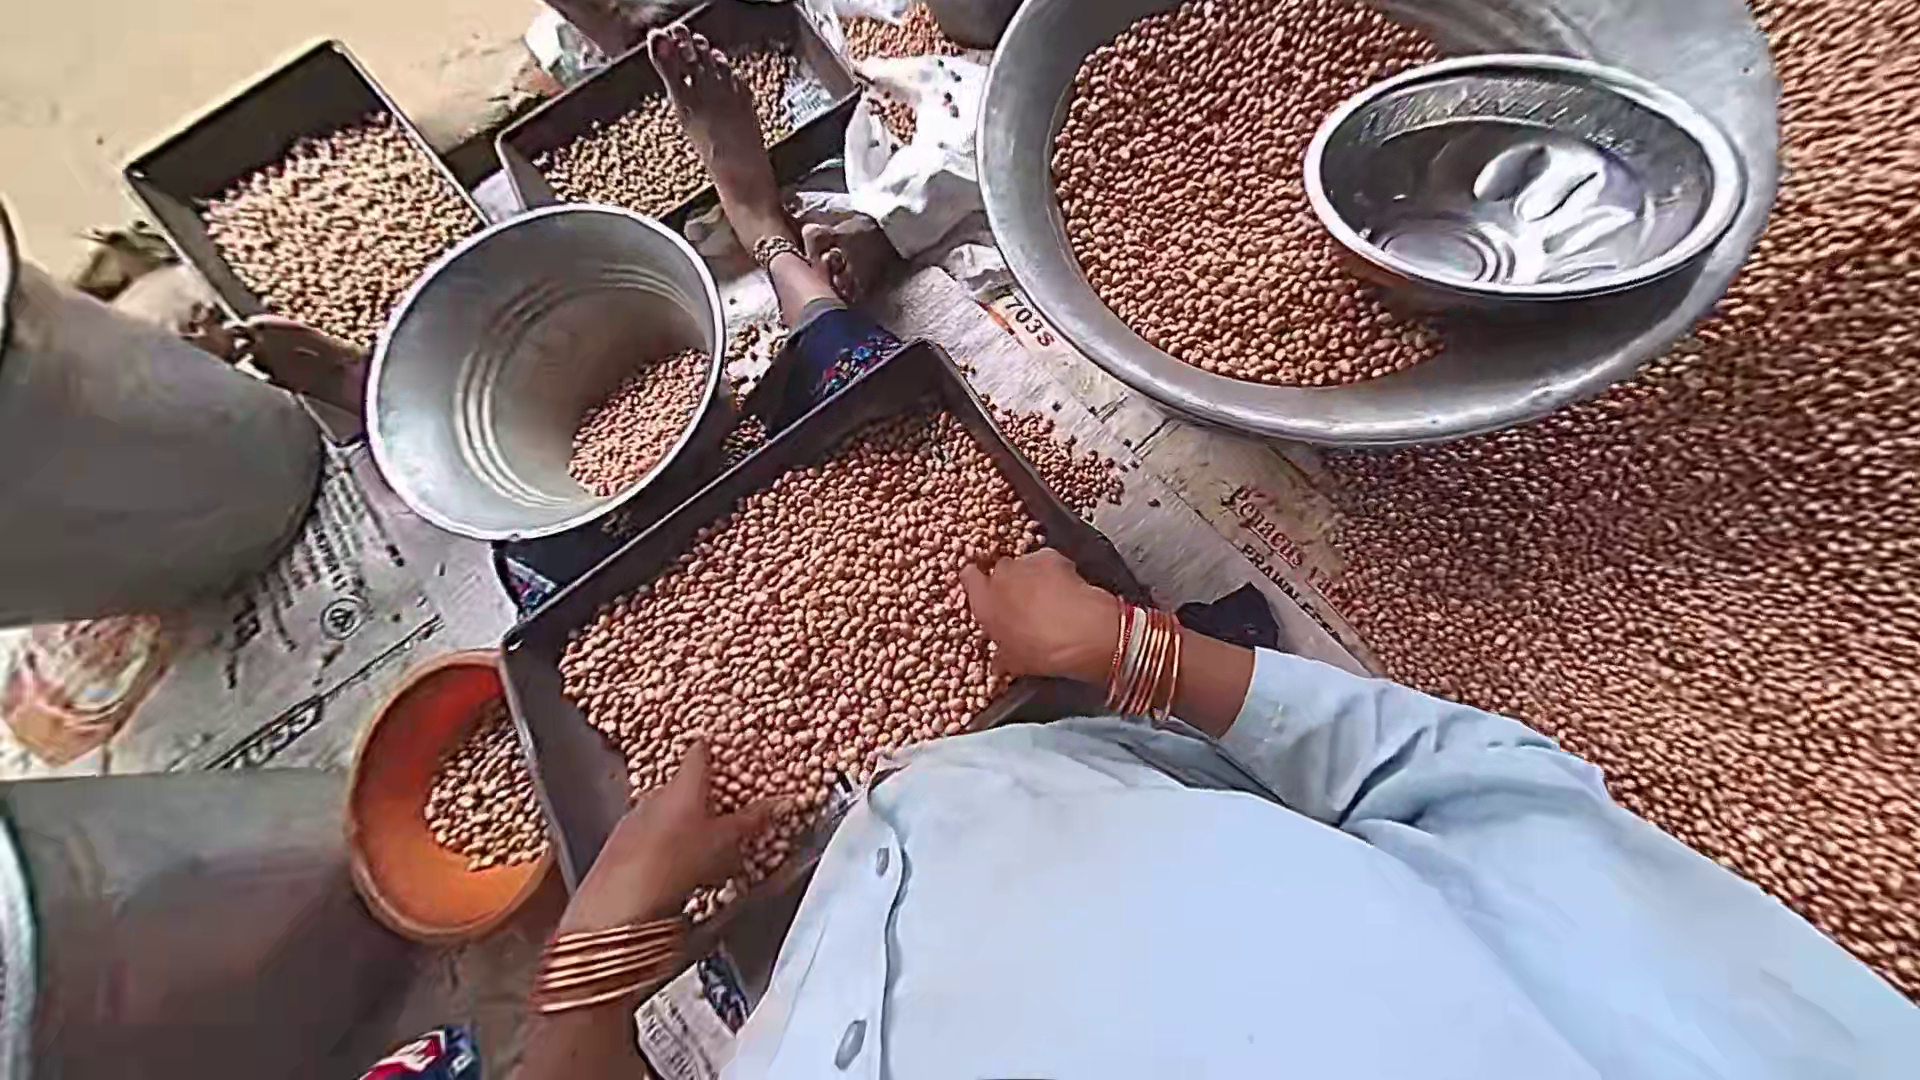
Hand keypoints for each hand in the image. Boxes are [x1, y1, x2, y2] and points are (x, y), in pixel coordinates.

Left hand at [558, 743, 782, 932]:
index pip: (701, 752)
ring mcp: (634, 817)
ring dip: (681, 822)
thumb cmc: (678, 860)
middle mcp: (657, 793)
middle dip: (702, 796)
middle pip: (683, 784)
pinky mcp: (617, 845)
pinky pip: (647, 835)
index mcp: (686, 783)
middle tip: (723, 813)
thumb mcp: (725, 840)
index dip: (713, 750)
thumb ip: (751, 820)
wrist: (616, 903)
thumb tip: (781, 802)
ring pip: (664, 811)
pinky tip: (673, 868)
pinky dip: (662, 843)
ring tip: (701, 847)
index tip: (724, 753)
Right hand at [960, 549, 1122, 684]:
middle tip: (1025, 603)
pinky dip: (1055, 571)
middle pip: (999, 571)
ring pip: (1024, 565)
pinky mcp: (1052, 555)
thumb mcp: (1015, 663)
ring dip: (1032, 576)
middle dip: (1009, 583)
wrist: (1080, 631)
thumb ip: (1002, 658)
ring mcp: (1026, 562)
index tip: (988, 592)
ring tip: (1050, 597)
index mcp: (984, 601)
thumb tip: (998, 664)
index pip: (969, 577)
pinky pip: (1047, 562)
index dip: (978, 582)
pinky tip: (1067, 588)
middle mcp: (999, 575)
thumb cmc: (1039, 651)